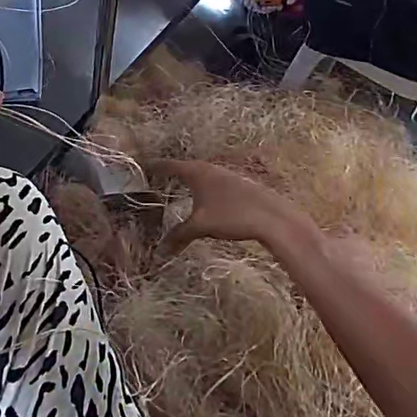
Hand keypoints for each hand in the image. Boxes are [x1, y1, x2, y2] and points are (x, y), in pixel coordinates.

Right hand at [154, 160, 321, 258]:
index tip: (141, 168)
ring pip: (201, 175)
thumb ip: (179, 235)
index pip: (168, 165)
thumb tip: (160, 250)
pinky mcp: (240, 185)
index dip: (153, 167)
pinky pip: (214, 182)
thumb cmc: (232, 216)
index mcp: (196, 172)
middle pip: (184, 167)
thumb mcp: (201, 226)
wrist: (275, 218)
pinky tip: (207, 201)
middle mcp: (210, 168)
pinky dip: (204, 188)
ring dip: (189, 181)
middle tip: (156, 180)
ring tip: (178, 189)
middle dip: (170, 174)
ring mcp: (227, 175)